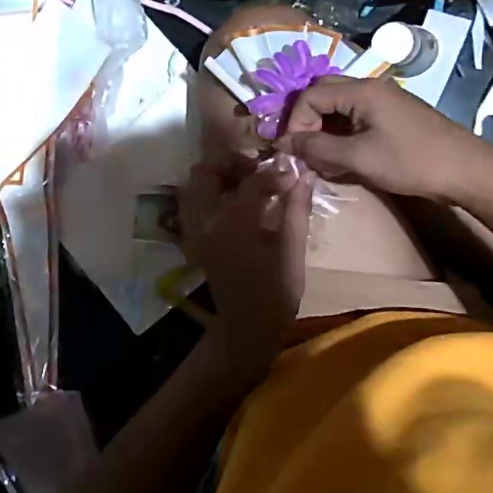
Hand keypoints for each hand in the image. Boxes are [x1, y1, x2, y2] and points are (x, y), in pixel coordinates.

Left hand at [178, 155, 310, 374]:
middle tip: (256, 170)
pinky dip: (206, 194)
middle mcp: (206, 221)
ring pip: (192, 187)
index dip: (274, 175)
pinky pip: (190, 205)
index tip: (291, 178)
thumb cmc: (275, 292)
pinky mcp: (191, 240)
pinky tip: (230, 202)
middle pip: (205, 172)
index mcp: (234, 223)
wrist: (246, 329)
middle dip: (231, 163)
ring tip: (242, 183)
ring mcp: (194, 231)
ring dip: (215, 177)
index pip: (251, 181)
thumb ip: (296, 210)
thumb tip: (302, 176)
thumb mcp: (292, 251)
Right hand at [278, 76, 480, 200]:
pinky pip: (356, 116)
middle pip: (323, 93)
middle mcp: (371, 87)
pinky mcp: (393, 115)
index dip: (296, 121)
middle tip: (304, 150)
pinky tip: (343, 157)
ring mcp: (384, 100)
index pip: (311, 94)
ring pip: (340, 105)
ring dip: (324, 128)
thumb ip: (318, 149)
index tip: (294, 151)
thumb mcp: (359, 158)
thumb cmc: (411, 162)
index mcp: (362, 90)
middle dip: (307, 121)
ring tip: (322, 158)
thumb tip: (285, 145)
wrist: (466, 170)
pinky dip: (342, 133)